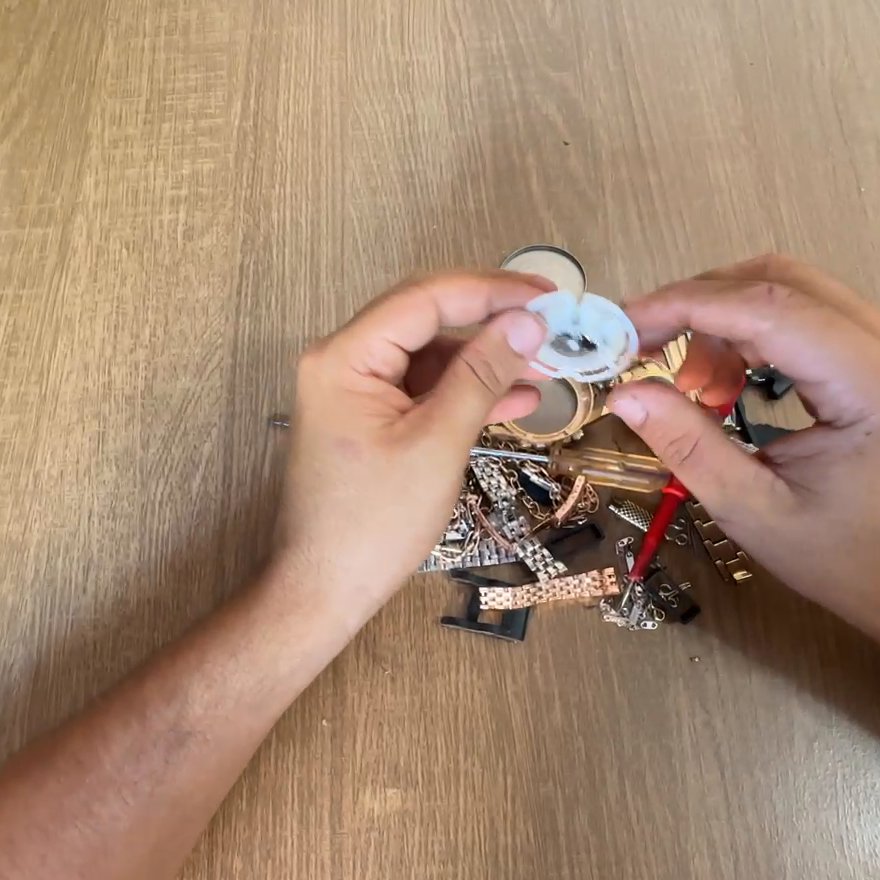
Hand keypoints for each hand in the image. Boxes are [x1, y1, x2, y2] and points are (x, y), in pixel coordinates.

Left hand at [270, 271, 552, 623]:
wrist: (327, 588)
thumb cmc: (375, 523)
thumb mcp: (437, 443)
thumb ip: (481, 376)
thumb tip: (528, 322)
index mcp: (345, 357)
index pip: (425, 299)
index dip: (491, 291)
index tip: (548, 296)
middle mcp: (343, 363)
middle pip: (427, 322)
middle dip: (491, 325)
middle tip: (552, 326)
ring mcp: (355, 393)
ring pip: (430, 359)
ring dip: (485, 363)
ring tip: (546, 367)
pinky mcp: (370, 421)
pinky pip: (423, 393)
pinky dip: (465, 395)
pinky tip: (517, 398)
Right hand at [607, 255, 879, 651]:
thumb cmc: (841, 556)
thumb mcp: (749, 509)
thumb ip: (686, 444)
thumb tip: (624, 393)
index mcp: (877, 385)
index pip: (770, 309)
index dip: (687, 305)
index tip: (623, 325)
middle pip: (779, 282)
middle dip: (696, 304)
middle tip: (637, 347)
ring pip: (787, 290)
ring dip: (718, 321)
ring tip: (686, 384)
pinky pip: (800, 315)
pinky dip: (745, 336)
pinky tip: (721, 384)